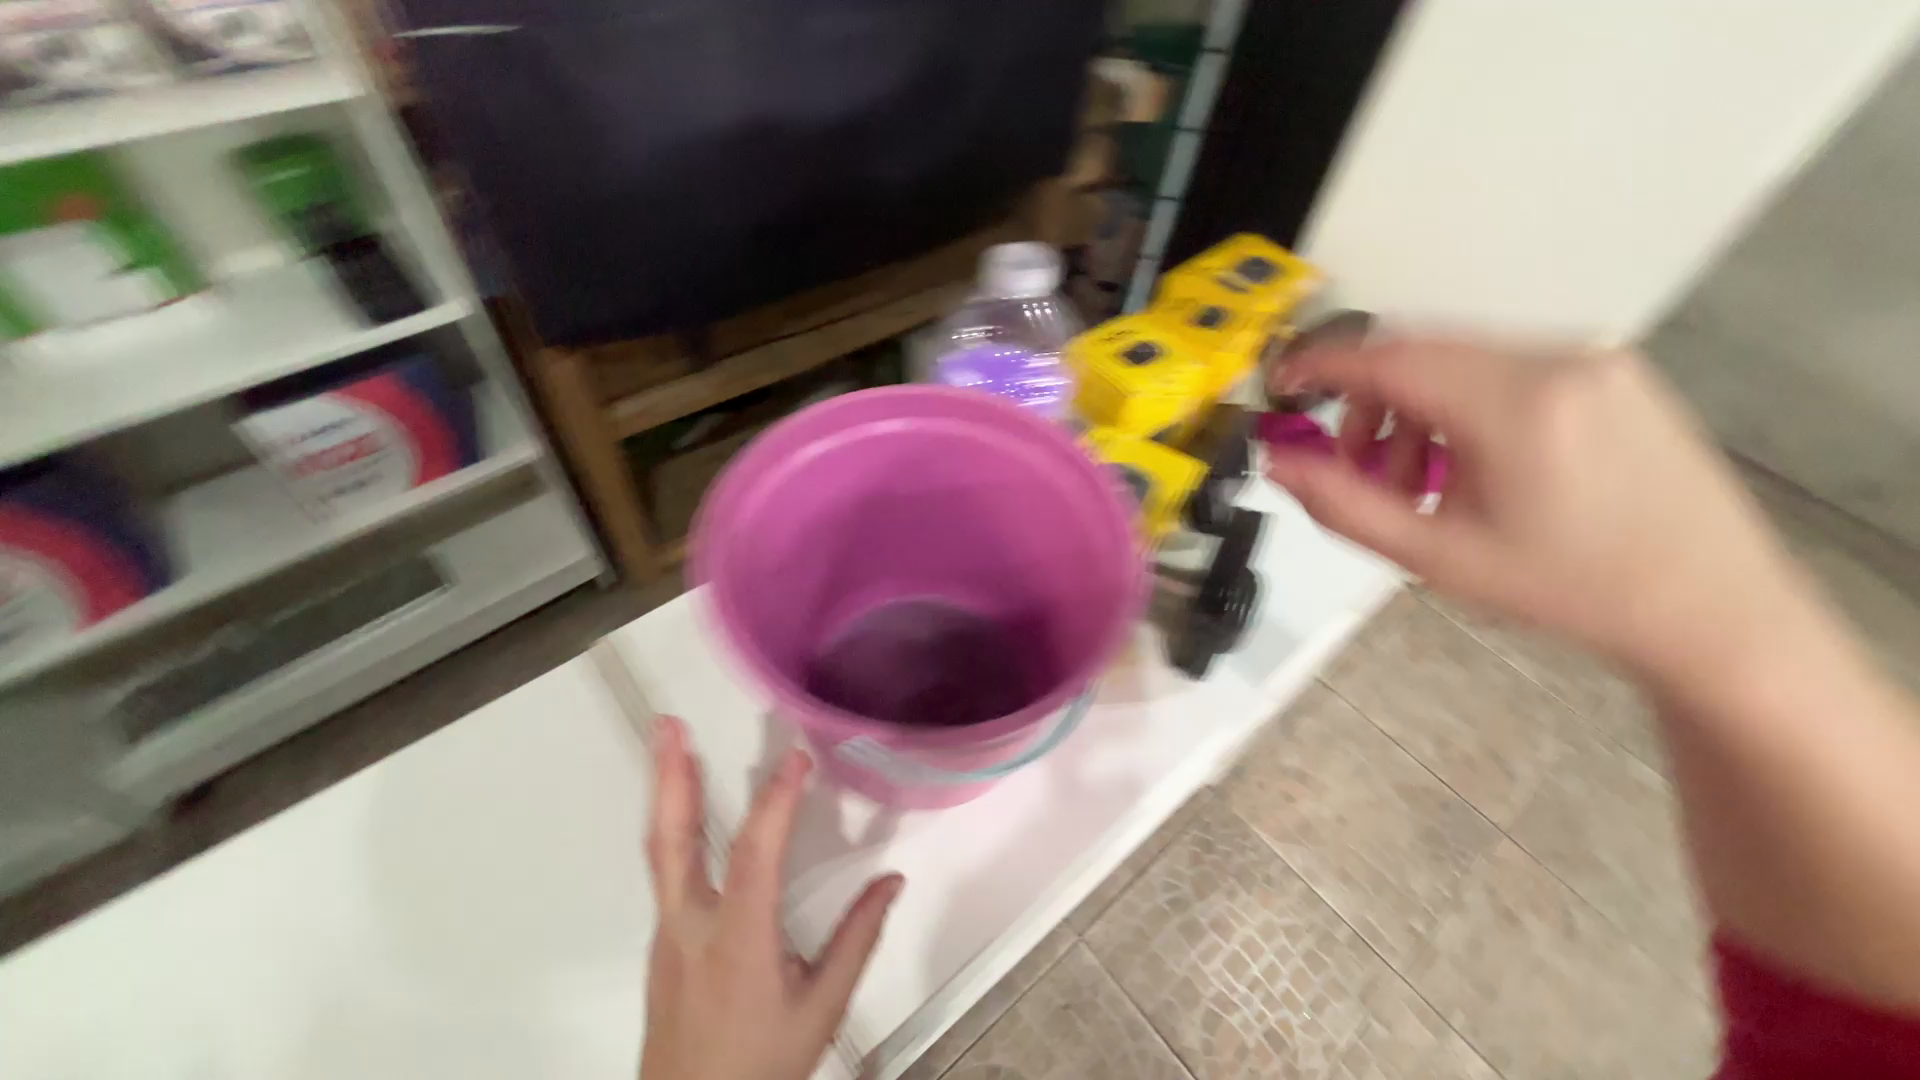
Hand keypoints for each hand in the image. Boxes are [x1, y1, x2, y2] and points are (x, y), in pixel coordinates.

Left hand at [640, 716, 903, 1079]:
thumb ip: (857, 940)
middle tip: (667, 724)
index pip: (756, 855)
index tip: (796, 758)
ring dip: (666, 795)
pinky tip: (687, 816)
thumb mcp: (821, 1010)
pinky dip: (673, 830)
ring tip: (670, 747)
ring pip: (661, 853)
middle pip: (673, 841)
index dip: (776, 802)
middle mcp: (690, 927)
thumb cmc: (761, 1065)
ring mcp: (667, 936)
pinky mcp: (661, 947)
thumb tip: (891, 881)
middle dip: (670, 777)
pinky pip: (665, 874)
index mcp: (738, 941)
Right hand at [1265, 338, 1808, 680]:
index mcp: (1519, 405)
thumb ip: (1344, 506)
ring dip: (1414, 409)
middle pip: (1421, 352)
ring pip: (1460, 359)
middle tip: (1356, 466)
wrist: (1712, 605)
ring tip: (1419, 480)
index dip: (1321, 366)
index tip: (1280, 385)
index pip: (1390, 357)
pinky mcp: (1613, 370)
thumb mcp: (1438, 559)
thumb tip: (1278, 463)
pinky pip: (1505, 368)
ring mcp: (1595, 359)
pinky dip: (1461, 406)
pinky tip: (1472, 465)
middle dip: (1368, 403)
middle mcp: (1560, 359)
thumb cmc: (1570, 590)